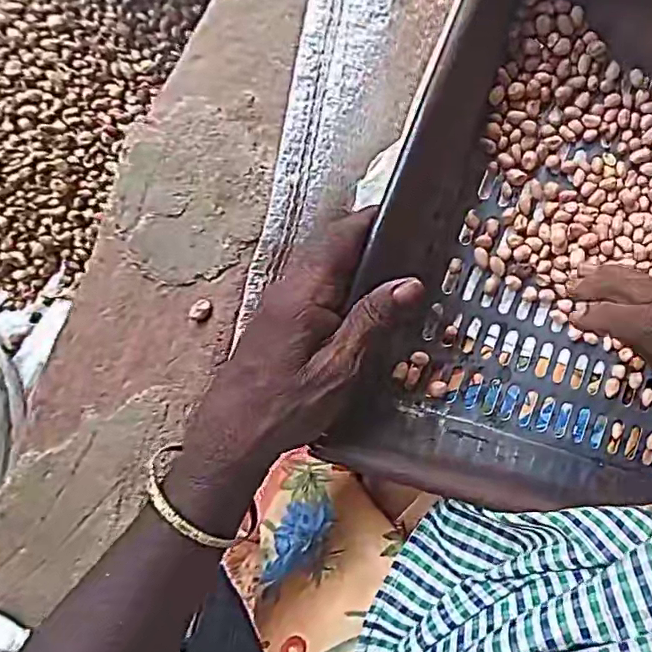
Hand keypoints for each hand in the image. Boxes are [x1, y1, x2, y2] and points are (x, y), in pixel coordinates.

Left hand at [176, 210, 421, 520]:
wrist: (230, 438)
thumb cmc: (285, 406)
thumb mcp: (339, 367)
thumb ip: (372, 319)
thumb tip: (410, 282)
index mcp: (304, 290)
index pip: (342, 234)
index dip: (377, 217)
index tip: (414, 213)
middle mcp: (291, 285)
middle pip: (336, 242)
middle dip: (376, 234)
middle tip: (421, 240)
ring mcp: (285, 299)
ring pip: (329, 261)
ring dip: (365, 257)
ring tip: (407, 264)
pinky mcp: (285, 316)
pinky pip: (323, 282)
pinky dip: (352, 278)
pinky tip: (376, 297)